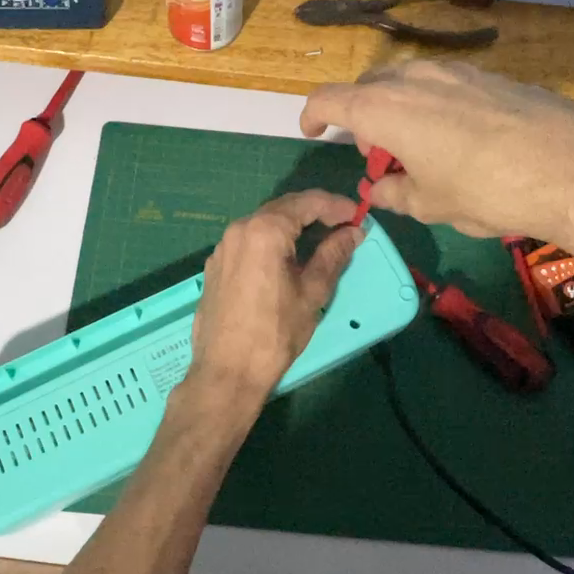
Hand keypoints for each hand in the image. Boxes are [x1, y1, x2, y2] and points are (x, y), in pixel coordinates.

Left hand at [175, 191, 363, 429]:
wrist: (226, 371)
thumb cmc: (275, 332)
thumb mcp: (313, 292)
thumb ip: (333, 255)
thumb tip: (352, 232)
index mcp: (264, 230)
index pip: (306, 202)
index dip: (336, 205)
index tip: (357, 215)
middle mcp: (239, 230)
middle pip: (283, 208)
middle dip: (314, 212)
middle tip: (342, 225)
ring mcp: (222, 248)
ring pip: (263, 224)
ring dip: (292, 227)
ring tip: (319, 241)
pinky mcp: (215, 267)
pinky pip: (248, 242)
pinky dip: (272, 242)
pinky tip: (287, 259)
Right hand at [299, 61, 573, 283]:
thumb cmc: (488, 192)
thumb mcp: (432, 204)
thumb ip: (395, 194)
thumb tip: (378, 189)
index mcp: (386, 109)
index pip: (330, 99)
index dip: (312, 115)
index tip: (311, 132)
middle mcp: (415, 79)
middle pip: (369, 87)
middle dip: (361, 117)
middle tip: (375, 154)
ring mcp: (456, 72)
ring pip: (408, 82)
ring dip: (398, 109)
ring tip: (417, 148)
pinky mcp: (491, 76)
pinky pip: (444, 84)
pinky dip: (433, 106)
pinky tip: (458, 139)